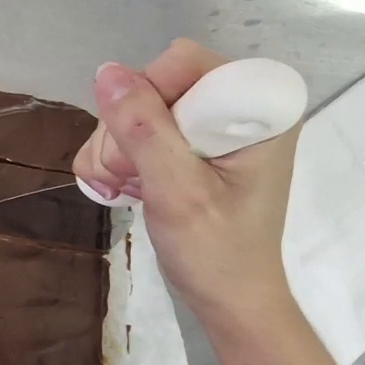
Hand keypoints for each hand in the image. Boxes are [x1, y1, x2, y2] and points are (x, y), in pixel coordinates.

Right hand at [73, 40, 299, 323]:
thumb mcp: (177, 191)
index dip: (147, 102)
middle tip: (129, 180)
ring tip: (124, 190)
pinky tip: (122, 189)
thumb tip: (106, 73)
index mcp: (258, 106)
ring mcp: (206, 126)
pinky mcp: (184, 145)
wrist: (228, 300)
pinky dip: (114, 160)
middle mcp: (234, 105)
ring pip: (132, 109)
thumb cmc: (216, 252)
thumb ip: (144, 129)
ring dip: (113, 151)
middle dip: (124, 133)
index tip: (146, 155)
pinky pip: (131, 131)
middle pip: (150, 85)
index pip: (181, 64)